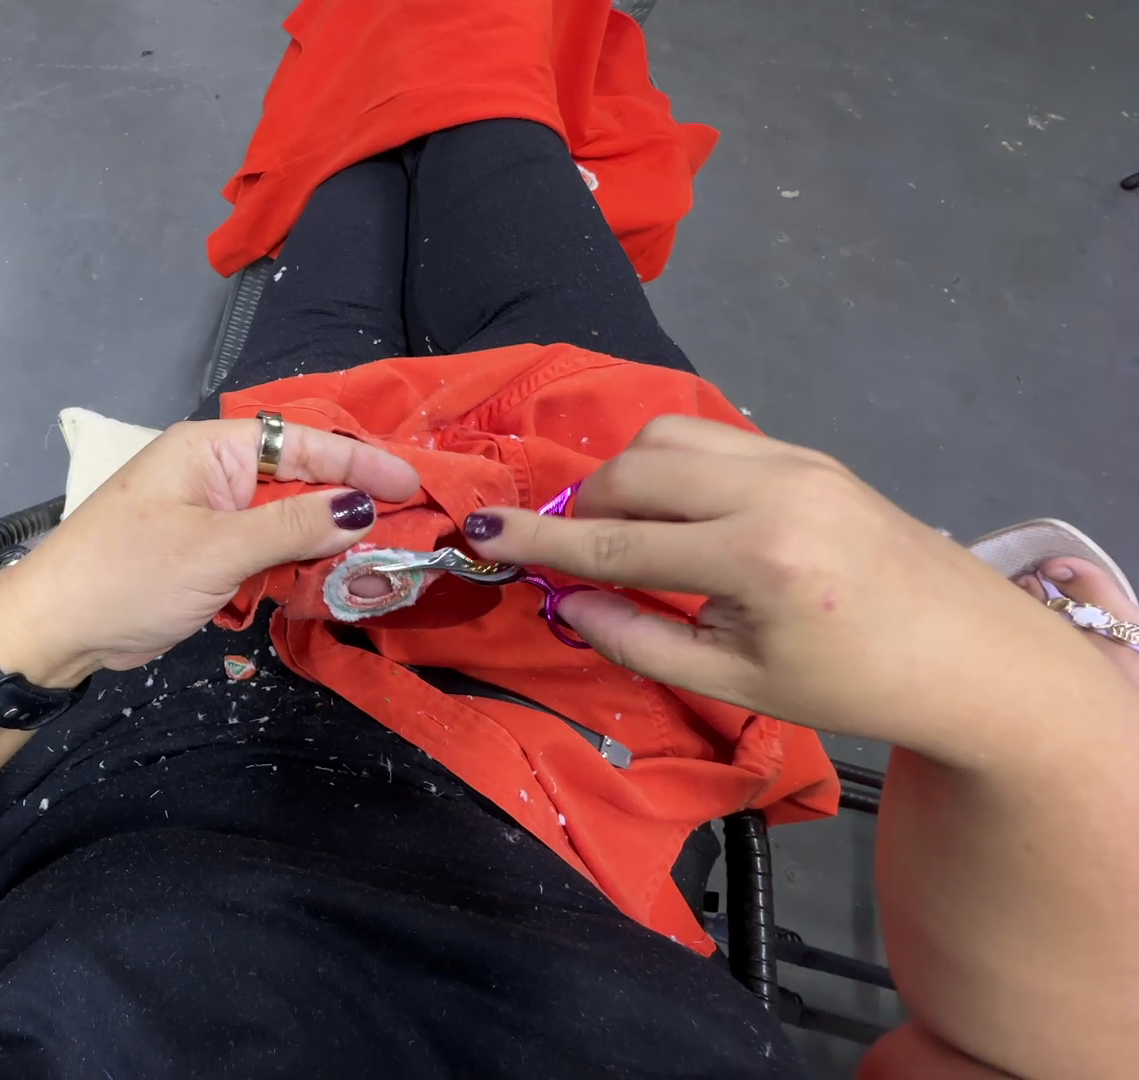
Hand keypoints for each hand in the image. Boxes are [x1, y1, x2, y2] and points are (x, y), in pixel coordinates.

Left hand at [0, 418, 420, 685]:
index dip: (359, 462)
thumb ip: (292, 527)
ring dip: (325, 548)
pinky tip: (329, 587)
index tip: (411, 485)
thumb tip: (361, 508)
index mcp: (210, 450)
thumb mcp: (215, 549)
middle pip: (300, 483)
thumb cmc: (128, 574)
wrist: (58, 629)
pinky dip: (296, 571)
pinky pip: (267, 554)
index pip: (301, 443)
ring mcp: (214, 518)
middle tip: (404, 535)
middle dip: (348, 510)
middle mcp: (216, 476)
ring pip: (288, 524)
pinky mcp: (211, 556)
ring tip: (375, 569)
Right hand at [458, 415, 1135, 764]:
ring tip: (633, 526)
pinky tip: (680, 508)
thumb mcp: (731, 682)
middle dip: (585, 508)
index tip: (480, 530)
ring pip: (662, 436)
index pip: (614, 542)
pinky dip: (665, 464)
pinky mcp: (807, 452)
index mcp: (756, 562)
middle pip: (631, 471)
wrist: (980, 660)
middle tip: (584, 552)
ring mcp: (796, 462)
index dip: (536, 538)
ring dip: (623, 479)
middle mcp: (774, 493)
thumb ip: (631, 639)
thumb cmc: (849, 685)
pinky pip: (704, 435)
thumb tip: (564, 600)